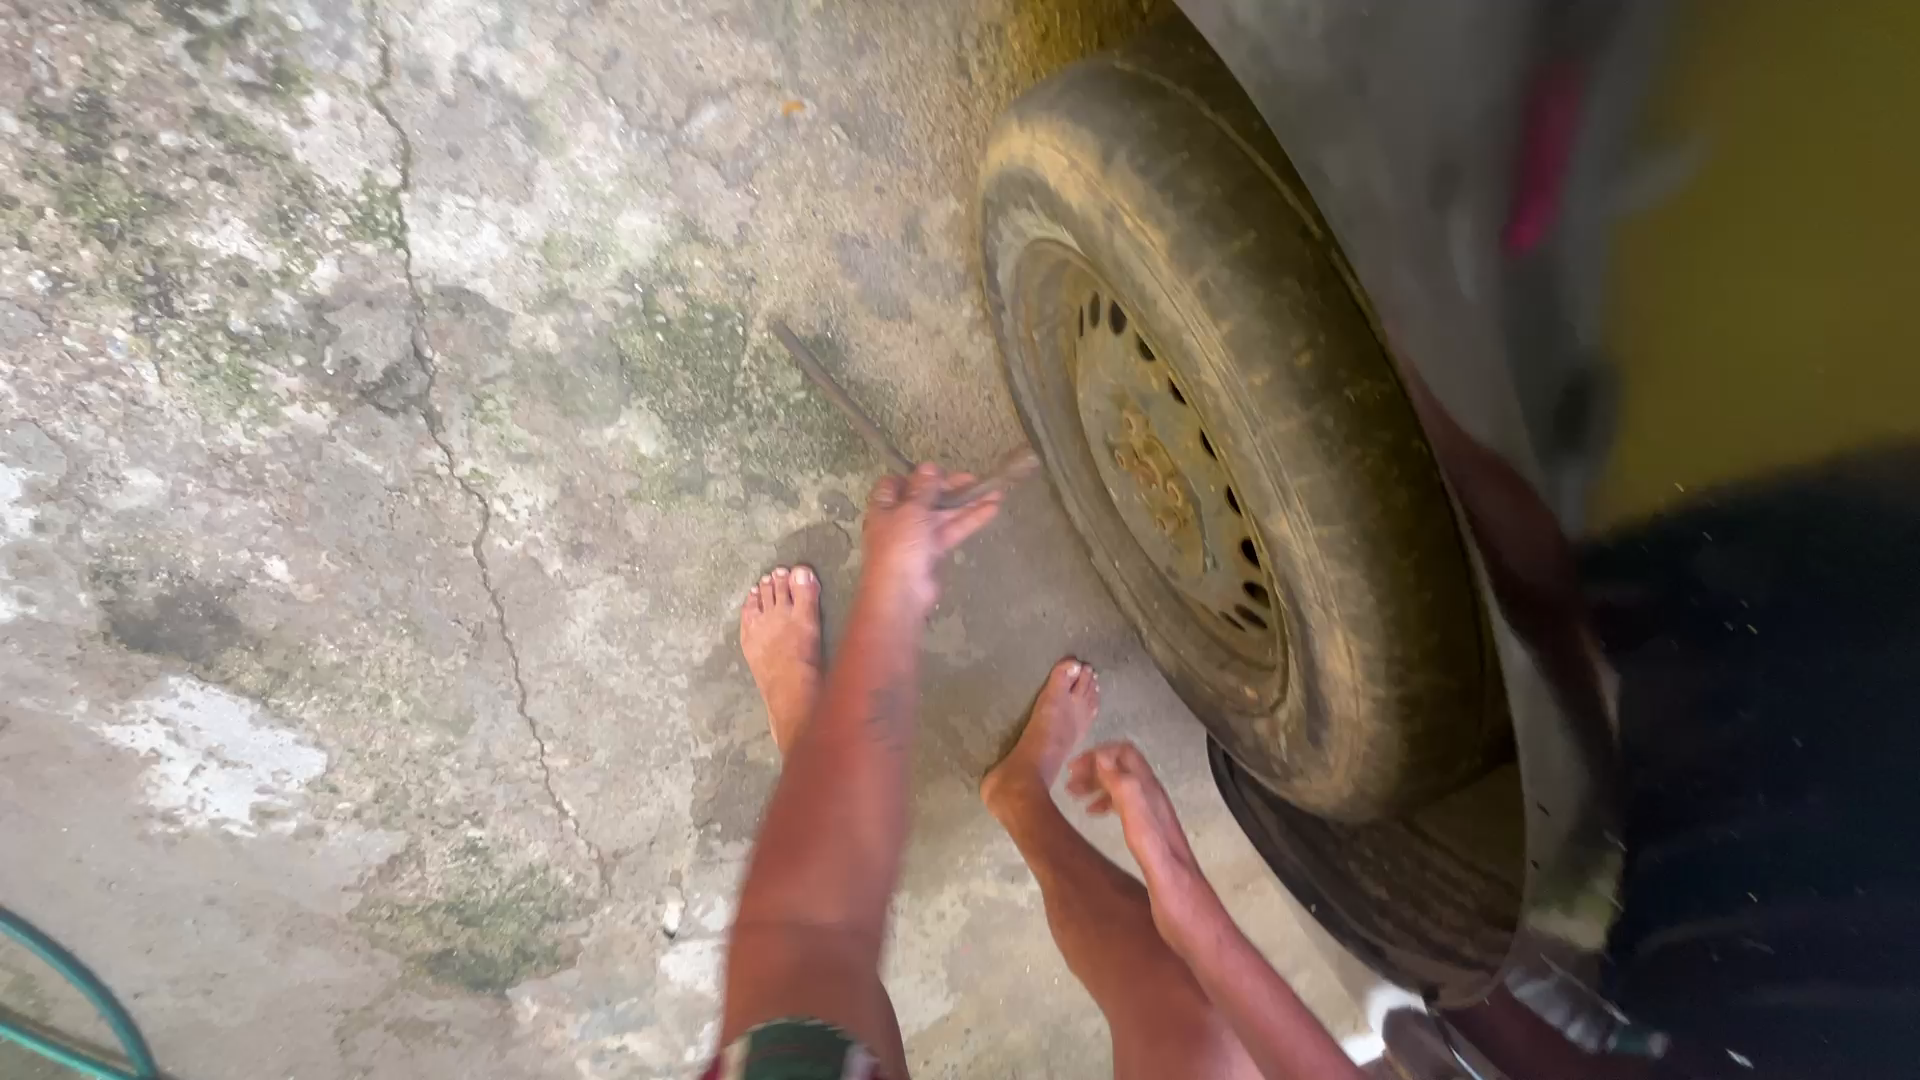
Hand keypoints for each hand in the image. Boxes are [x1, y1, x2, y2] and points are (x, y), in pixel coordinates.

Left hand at [860, 463, 1001, 612]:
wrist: (902, 593)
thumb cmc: (899, 546)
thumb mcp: (911, 510)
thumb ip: (924, 488)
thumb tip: (929, 466)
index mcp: (884, 507)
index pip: (895, 484)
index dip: (916, 476)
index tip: (938, 471)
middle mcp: (899, 519)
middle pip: (925, 498)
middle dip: (949, 488)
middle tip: (974, 480)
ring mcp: (918, 537)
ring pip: (943, 514)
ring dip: (967, 503)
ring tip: (994, 492)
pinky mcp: (934, 552)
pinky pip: (952, 531)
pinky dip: (970, 520)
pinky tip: (992, 509)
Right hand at [1066, 741, 1217, 948]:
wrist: (1200, 931)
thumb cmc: (1175, 897)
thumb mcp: (1150, 848)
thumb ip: (1132, 805)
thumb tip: (1106, 761)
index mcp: (1152, 803)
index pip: (1126, 755)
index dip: (1098, 754)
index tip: (1073, 772)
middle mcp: (1155, 805)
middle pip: (1123, 765)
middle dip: (1094, 765)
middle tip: (1069, 783)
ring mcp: (1155, 820)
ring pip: (1124, 782)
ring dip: (1097, 781)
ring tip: (1074, 795)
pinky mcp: (1152, 838)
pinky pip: (1126, 803)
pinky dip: (1105, 799)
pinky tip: (1093, 814)